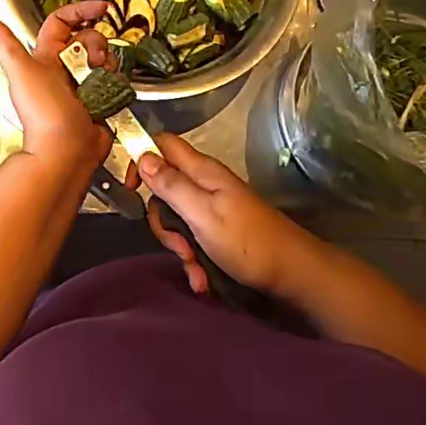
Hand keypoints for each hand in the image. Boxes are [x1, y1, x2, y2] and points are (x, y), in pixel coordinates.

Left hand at [0, 2, 118, 174]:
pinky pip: (116, 80)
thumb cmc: (42, 115)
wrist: (66, 150)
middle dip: (96, 45)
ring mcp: (85, 85)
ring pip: (105, 58)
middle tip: (93, 61)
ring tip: (100, 78)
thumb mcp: (20, 71)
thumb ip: (4, 41)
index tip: (101, 8)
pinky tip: (108, 90)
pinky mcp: (102, 99)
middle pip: (89, 39)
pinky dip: (116, 81)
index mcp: (45, 59)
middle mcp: (65, 70)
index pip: (62, 23)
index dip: (80, 11)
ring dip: (107, 64)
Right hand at [136, 134, 323, 298]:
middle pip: (164, 188)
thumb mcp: (202, 213)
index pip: (163, 144)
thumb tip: (143, 156)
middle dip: (163, 221)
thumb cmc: (247, 242)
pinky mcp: (220, 230)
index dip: (142, 161)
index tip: (132, 191)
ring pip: (177, 218)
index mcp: (202, 171)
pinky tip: (203, 279)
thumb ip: (171, 185)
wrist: (293, 274)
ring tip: (196, 269)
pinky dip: (194, 259)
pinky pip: (193, 239)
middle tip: (178, 244)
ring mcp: (214, 207)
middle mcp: (206, 184)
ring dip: (180, 246)